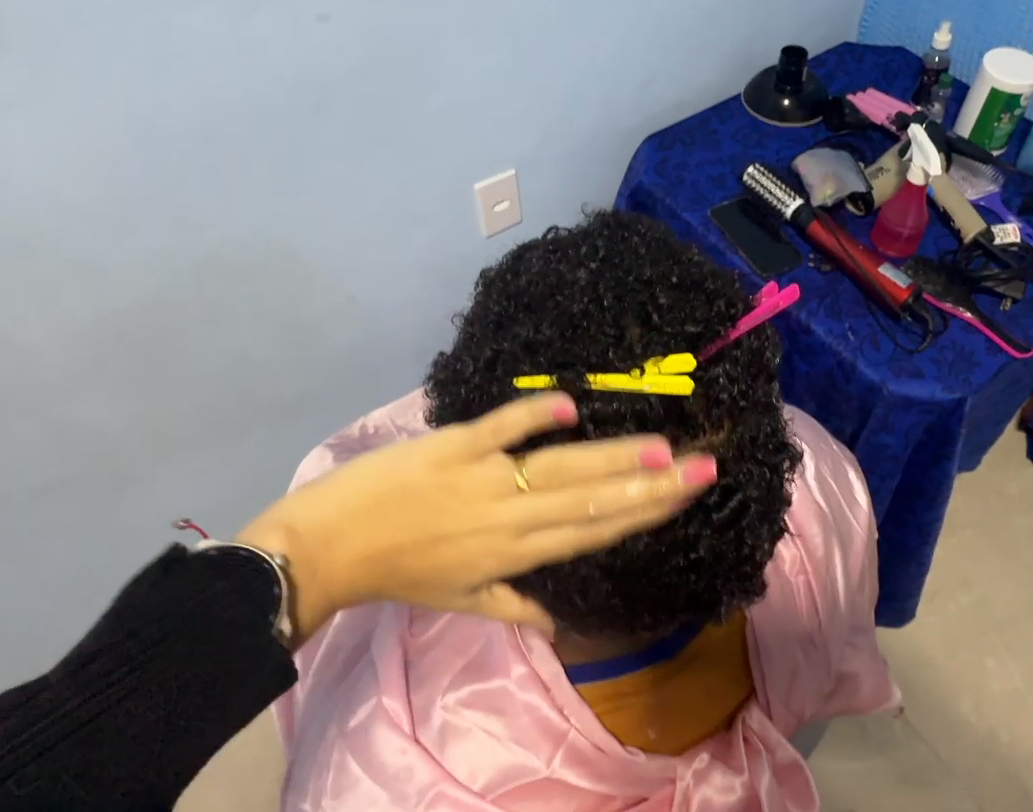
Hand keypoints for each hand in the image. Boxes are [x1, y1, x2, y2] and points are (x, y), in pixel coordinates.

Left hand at [235, 392, 714, 641]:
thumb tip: (559, 626)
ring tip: (661, 447)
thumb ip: (516, 608)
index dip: (644, 512)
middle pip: (592, 500)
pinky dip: (532, 416)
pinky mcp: (452, 447)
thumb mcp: (463, 603)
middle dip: (652, 484)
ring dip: (612, 458)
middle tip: (703, 464)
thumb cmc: (401, 572)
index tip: (688, 492)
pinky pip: (499, 430)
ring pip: (560, 468)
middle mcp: (512, 518)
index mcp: (518, 554)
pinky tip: (570, 405)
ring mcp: (483, 479)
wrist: (330, 547)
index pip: (594, 531)